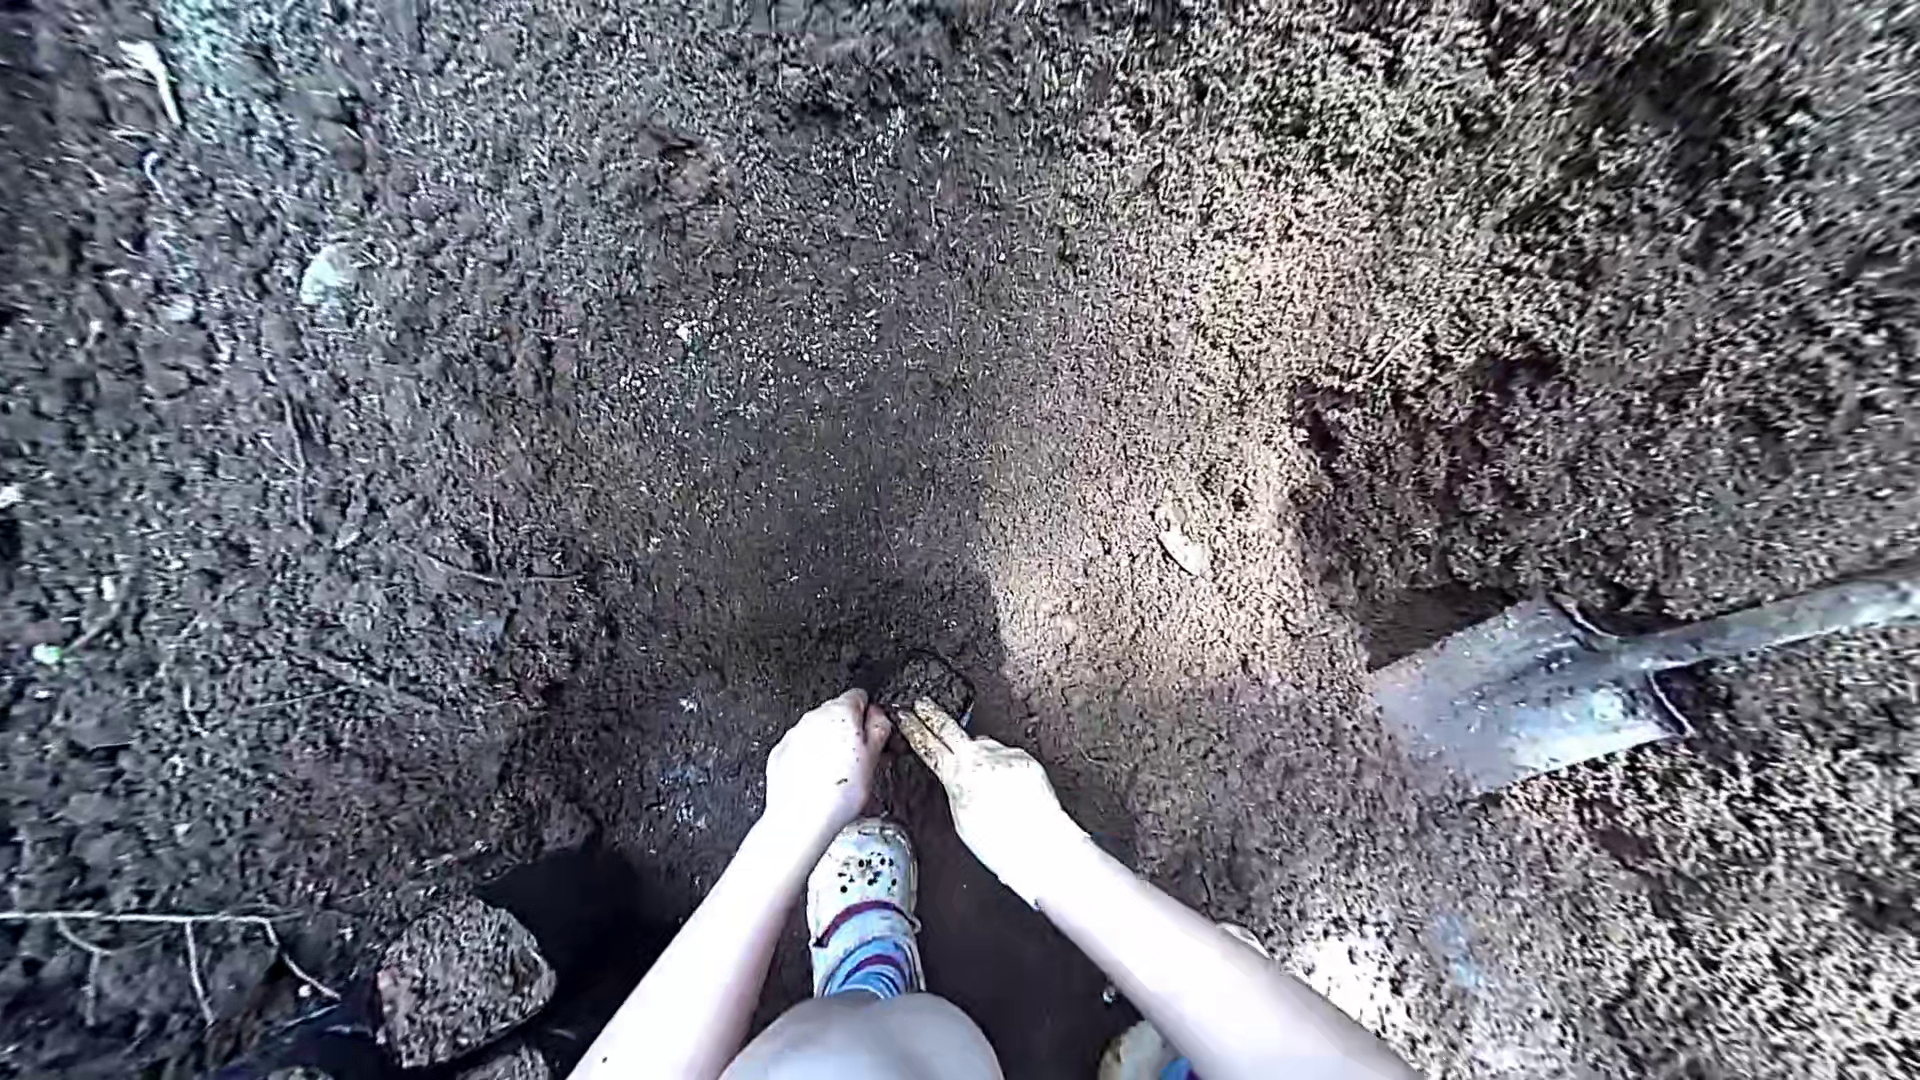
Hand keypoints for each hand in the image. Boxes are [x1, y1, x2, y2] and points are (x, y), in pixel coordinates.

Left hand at [763, 689, 891, 845]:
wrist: (800, 821)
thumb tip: (878, 716)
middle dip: (850, 732)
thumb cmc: (838, 793)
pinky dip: (810, 759)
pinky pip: (801, 748)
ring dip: (830, 746)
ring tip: (839, 776)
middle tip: (861, 759)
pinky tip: (819, 781)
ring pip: (819, 732)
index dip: (870, 716)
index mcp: (840, 712)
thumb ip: (879, 728)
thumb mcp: (874, 757)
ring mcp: (795, 734)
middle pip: (838, 714)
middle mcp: (814, 717)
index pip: (859, 696)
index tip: (874, 733)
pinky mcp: (780, 753)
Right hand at [895, 699, 1086, 904]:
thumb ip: (955, 787)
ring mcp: (1003, 754)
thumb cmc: (1001, 844)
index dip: (913, 728)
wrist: (1042, 845)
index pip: (928, 745)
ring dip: (979, 755)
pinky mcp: (1023, 757)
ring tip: (988, 785)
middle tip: (921, 705)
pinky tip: (1009, 789)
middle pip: (948, 727)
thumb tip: (955, 773)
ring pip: (983, 745)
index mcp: (958, 777)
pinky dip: (1003, 767)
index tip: (904, 716)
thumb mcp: (961, 819)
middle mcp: (980, 758)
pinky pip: (1006, 756)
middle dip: (931, 714)